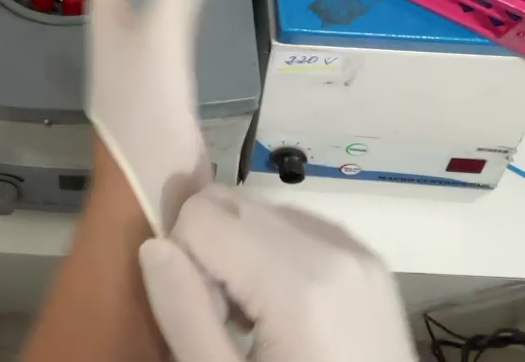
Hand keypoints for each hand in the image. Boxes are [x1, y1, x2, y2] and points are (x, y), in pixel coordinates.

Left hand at [87, 0, 217, 235]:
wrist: (150, 189)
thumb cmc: (145, 108)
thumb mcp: (163, 34)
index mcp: (108, 30)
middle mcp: (115, 50)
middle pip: (114, 1)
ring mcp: (133, 78)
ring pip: (135, 27)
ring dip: (141, 1)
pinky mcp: (156, 102)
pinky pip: (159, 53)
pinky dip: (166, 32)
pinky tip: (178, 38)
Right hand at [138, 186, 418, 361]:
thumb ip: (184, 314)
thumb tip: (154, 245)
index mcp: (297, 280)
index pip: (199, 214)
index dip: (185, 265)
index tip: (209, 320)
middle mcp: (333, 246)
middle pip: (232, 202)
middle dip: (212, 252)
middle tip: (230, 323)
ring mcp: (358, 250)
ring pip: (262, 209)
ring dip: (243, 252)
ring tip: (259, 322)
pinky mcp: (370, 259)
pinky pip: (299, 225)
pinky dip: (277, 254)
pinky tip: (288, 312)